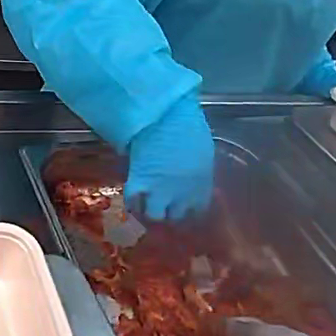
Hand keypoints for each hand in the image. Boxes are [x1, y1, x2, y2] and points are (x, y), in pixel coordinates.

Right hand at [124, 93, 214, 220]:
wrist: (165, 118)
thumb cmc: (189, 126)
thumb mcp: (203, 150)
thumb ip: (198, 170)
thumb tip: (190, 175)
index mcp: (201, 184)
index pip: (198, 209)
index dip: (188, 208)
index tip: (183, 204)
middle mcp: (182, 194)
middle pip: (176, 216)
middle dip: (170, 211)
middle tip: (162, 202)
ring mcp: (160, 193)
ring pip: (155, 215)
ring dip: (150, 209)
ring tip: (145, 201)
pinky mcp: (139, 186)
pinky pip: (132, 202)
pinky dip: (132, 201)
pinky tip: (132, 196)